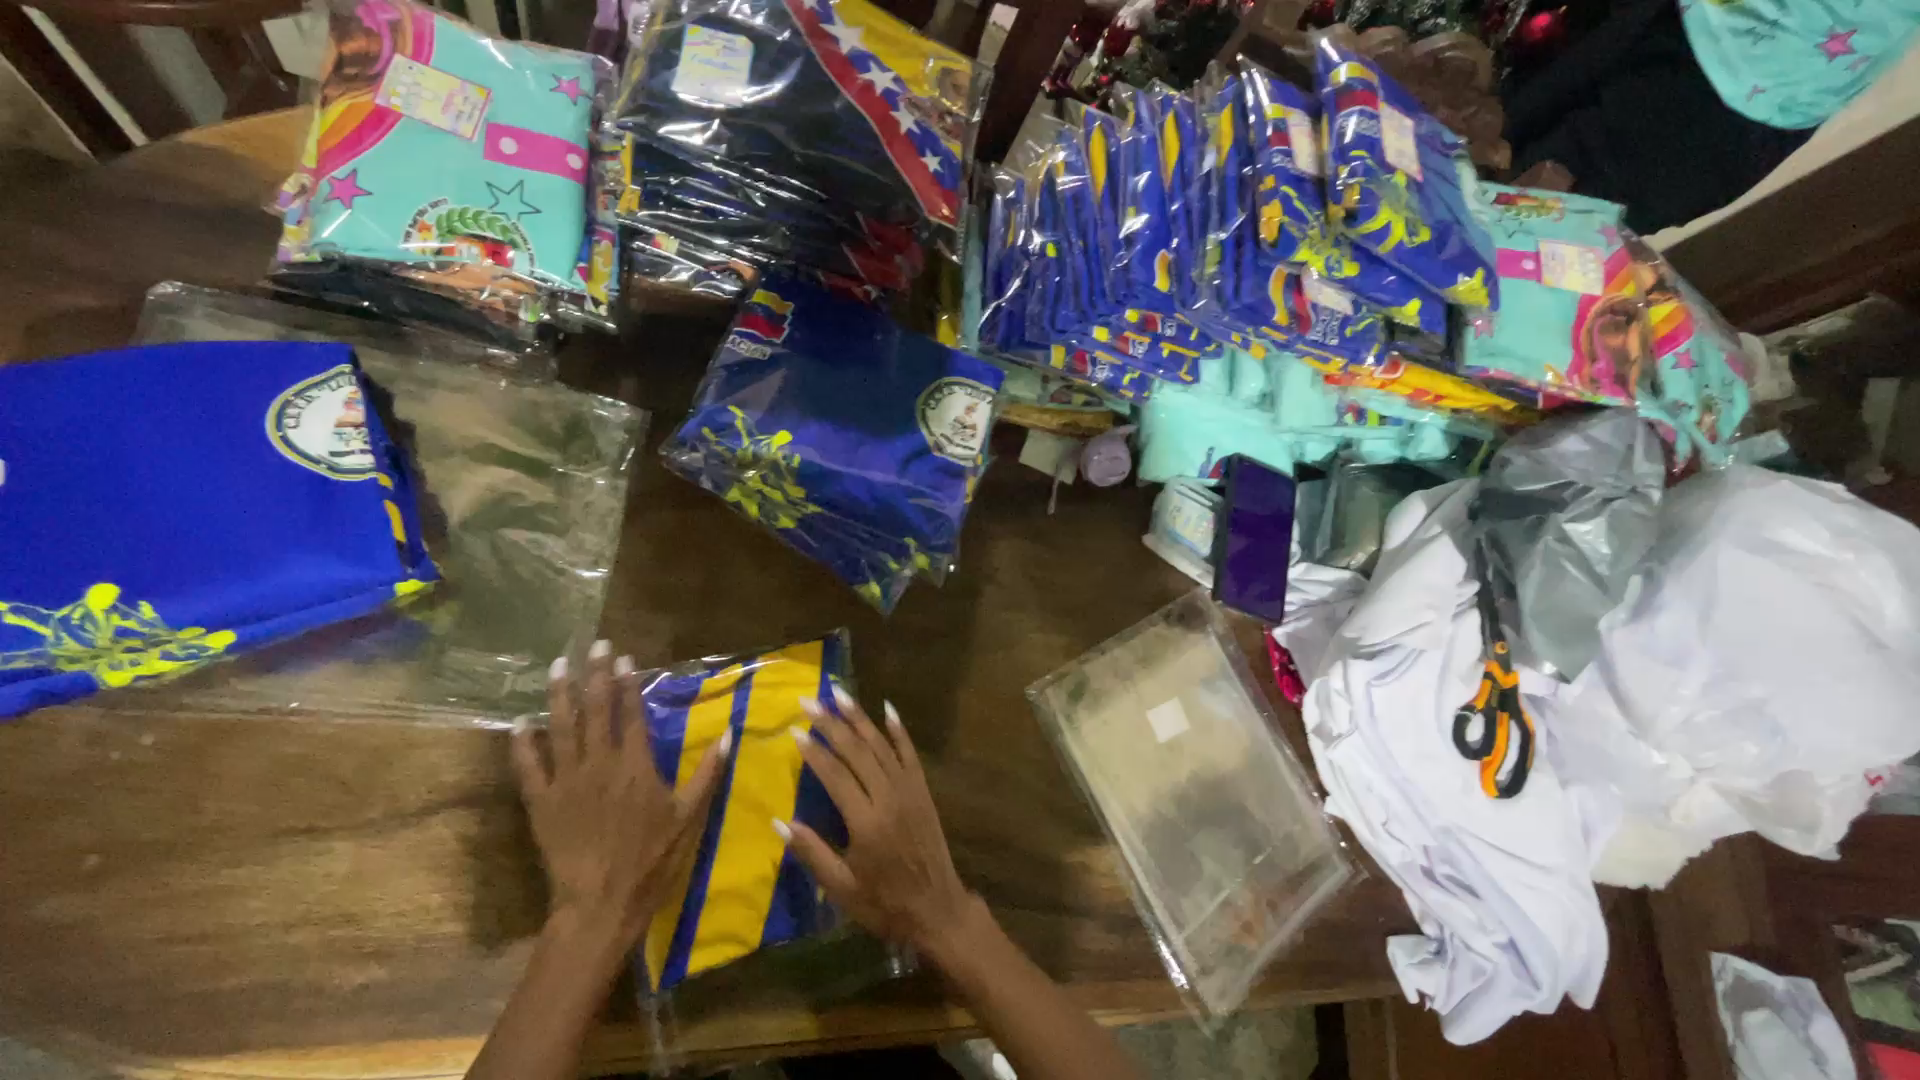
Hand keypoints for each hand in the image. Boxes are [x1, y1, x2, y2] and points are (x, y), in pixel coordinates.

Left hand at [511, 642, 727, 947]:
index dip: (627, 683)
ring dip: (559, 694)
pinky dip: (523, 743)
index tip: (623, 658)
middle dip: (595, 675)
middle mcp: (600, 763)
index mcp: (636, 765)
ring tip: (558, 665)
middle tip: (593, 645)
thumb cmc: (651, 860)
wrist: (600, 902)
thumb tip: (728, 735)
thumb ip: (707, 774)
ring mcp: (567, 780)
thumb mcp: (688, 817)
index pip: (631, 714)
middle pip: (595, 710)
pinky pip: (528, 766)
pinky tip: (520, 722)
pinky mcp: (542, 802)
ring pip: (561, 727)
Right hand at [779, 689, 976, 954]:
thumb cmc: (884, 904)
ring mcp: (910, 791)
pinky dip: (898, 731)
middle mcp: (890, 798)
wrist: (937, 910)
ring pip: (882, 745)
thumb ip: (812, 852)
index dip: (814, 751)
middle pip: (857, 751)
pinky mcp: (923, 792)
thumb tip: (778, 822)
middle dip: (831, 724)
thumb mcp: (842, 888)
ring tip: (839, 694)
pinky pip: (910, 754)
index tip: (795, 730)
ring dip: (860, 718)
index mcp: (867, 822)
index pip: (835, 775)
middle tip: (809, 700)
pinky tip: (887, 710)